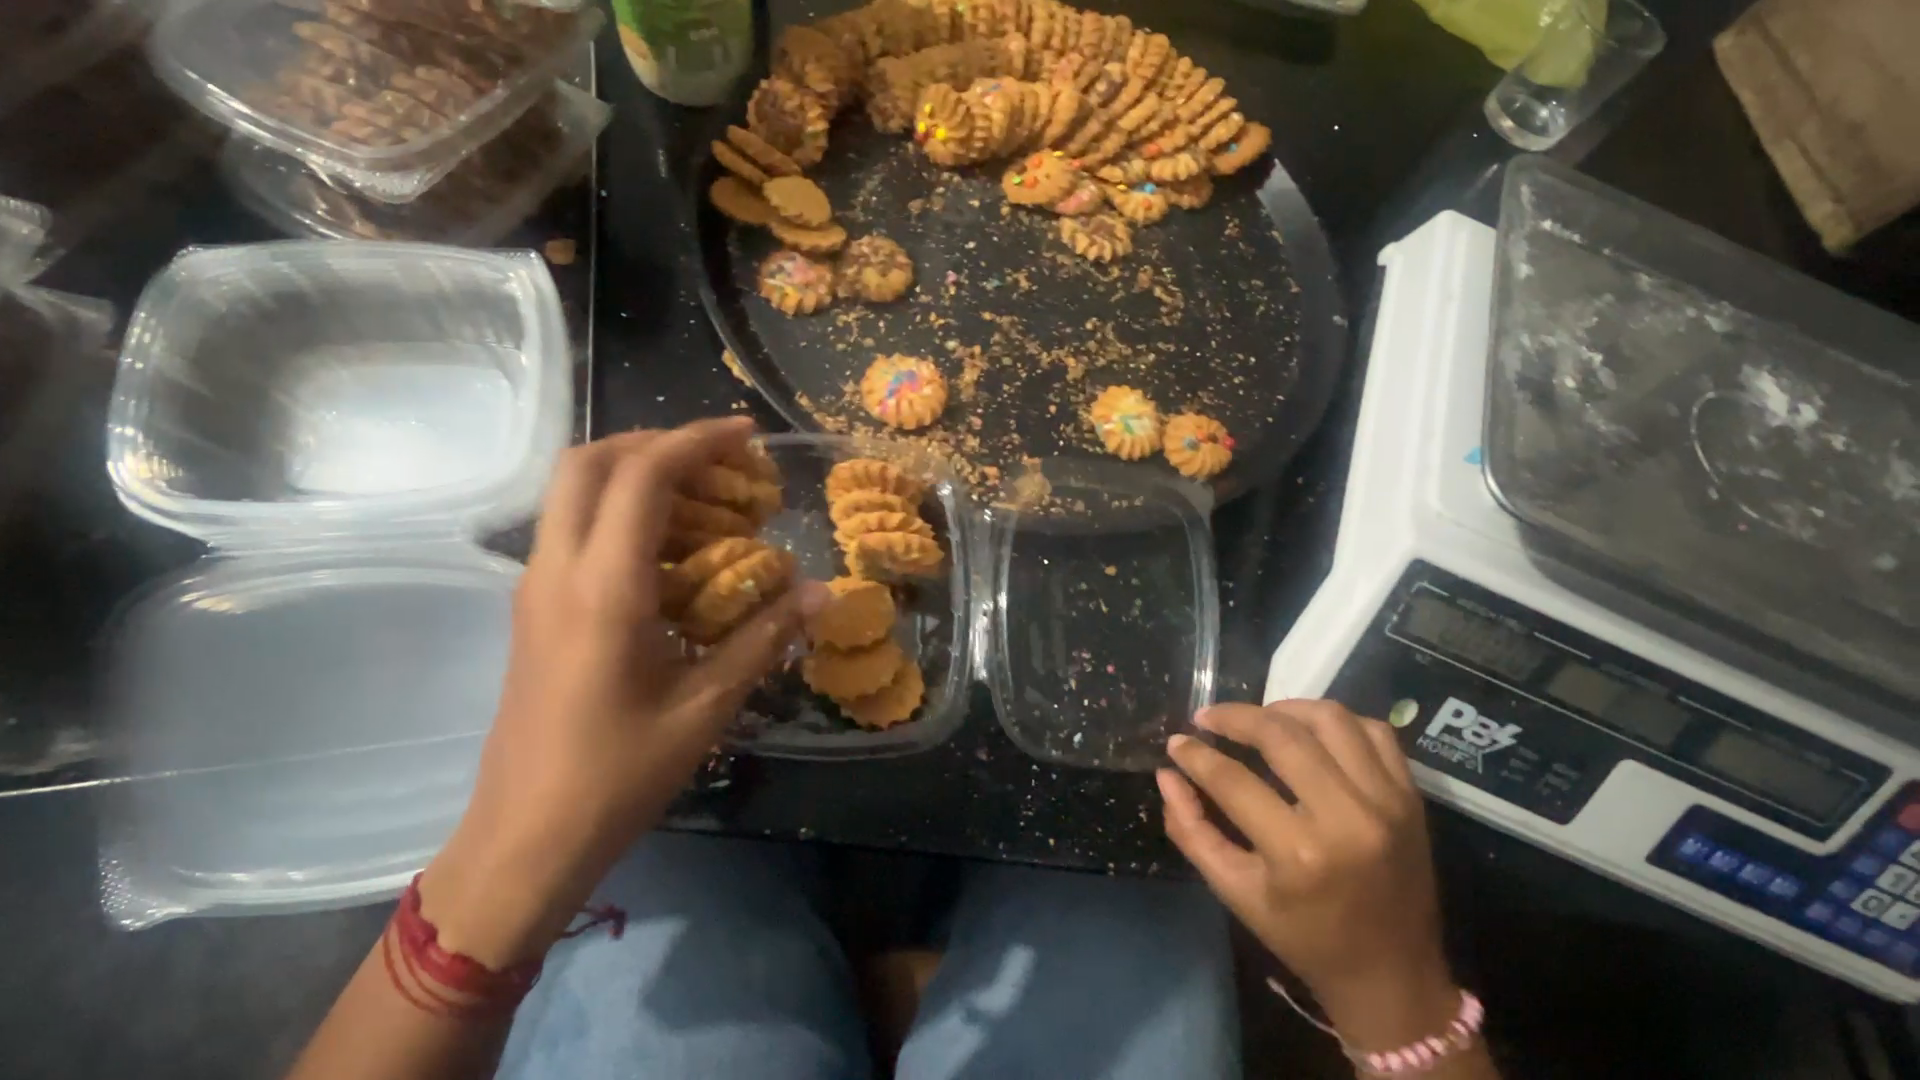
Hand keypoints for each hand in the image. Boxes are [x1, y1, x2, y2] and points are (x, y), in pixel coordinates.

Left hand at [421, 419, 825, 966]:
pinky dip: (620, 515)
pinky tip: (671, 555)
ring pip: (574, 493)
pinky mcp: (533, 609)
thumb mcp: (705, 707)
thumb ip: (763, 638)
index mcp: (602, 587)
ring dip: (635, 477)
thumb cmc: (618, 774)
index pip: (641, 477)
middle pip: (589, 462)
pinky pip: (573, 531)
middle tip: (718, 462)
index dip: (696, 441)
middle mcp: (557, 570)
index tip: (746, 436)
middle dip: (655, 443)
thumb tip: (821, 593)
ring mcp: (535, 588)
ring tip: (704, 503)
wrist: (525, 836)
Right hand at [1160, 699, 1458, 1049]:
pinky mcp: (1411, 797)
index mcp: (1299, 853)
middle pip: (1281, 735)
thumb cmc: (1304, 937)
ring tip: (1258, 719)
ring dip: (1285, 708)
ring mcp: (1387, 802)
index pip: (1233, 780)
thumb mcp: (1236, 893)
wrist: (1392, 974)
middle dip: (1235, 717)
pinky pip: (1374, 731)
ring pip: (1330, 720)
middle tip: (1208, 717)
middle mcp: (1347, 817)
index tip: (1177, 743)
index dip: (1196, 755)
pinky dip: (1336, 721)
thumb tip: (1167, 775)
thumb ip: (1192, 831)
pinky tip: (1308, 730)